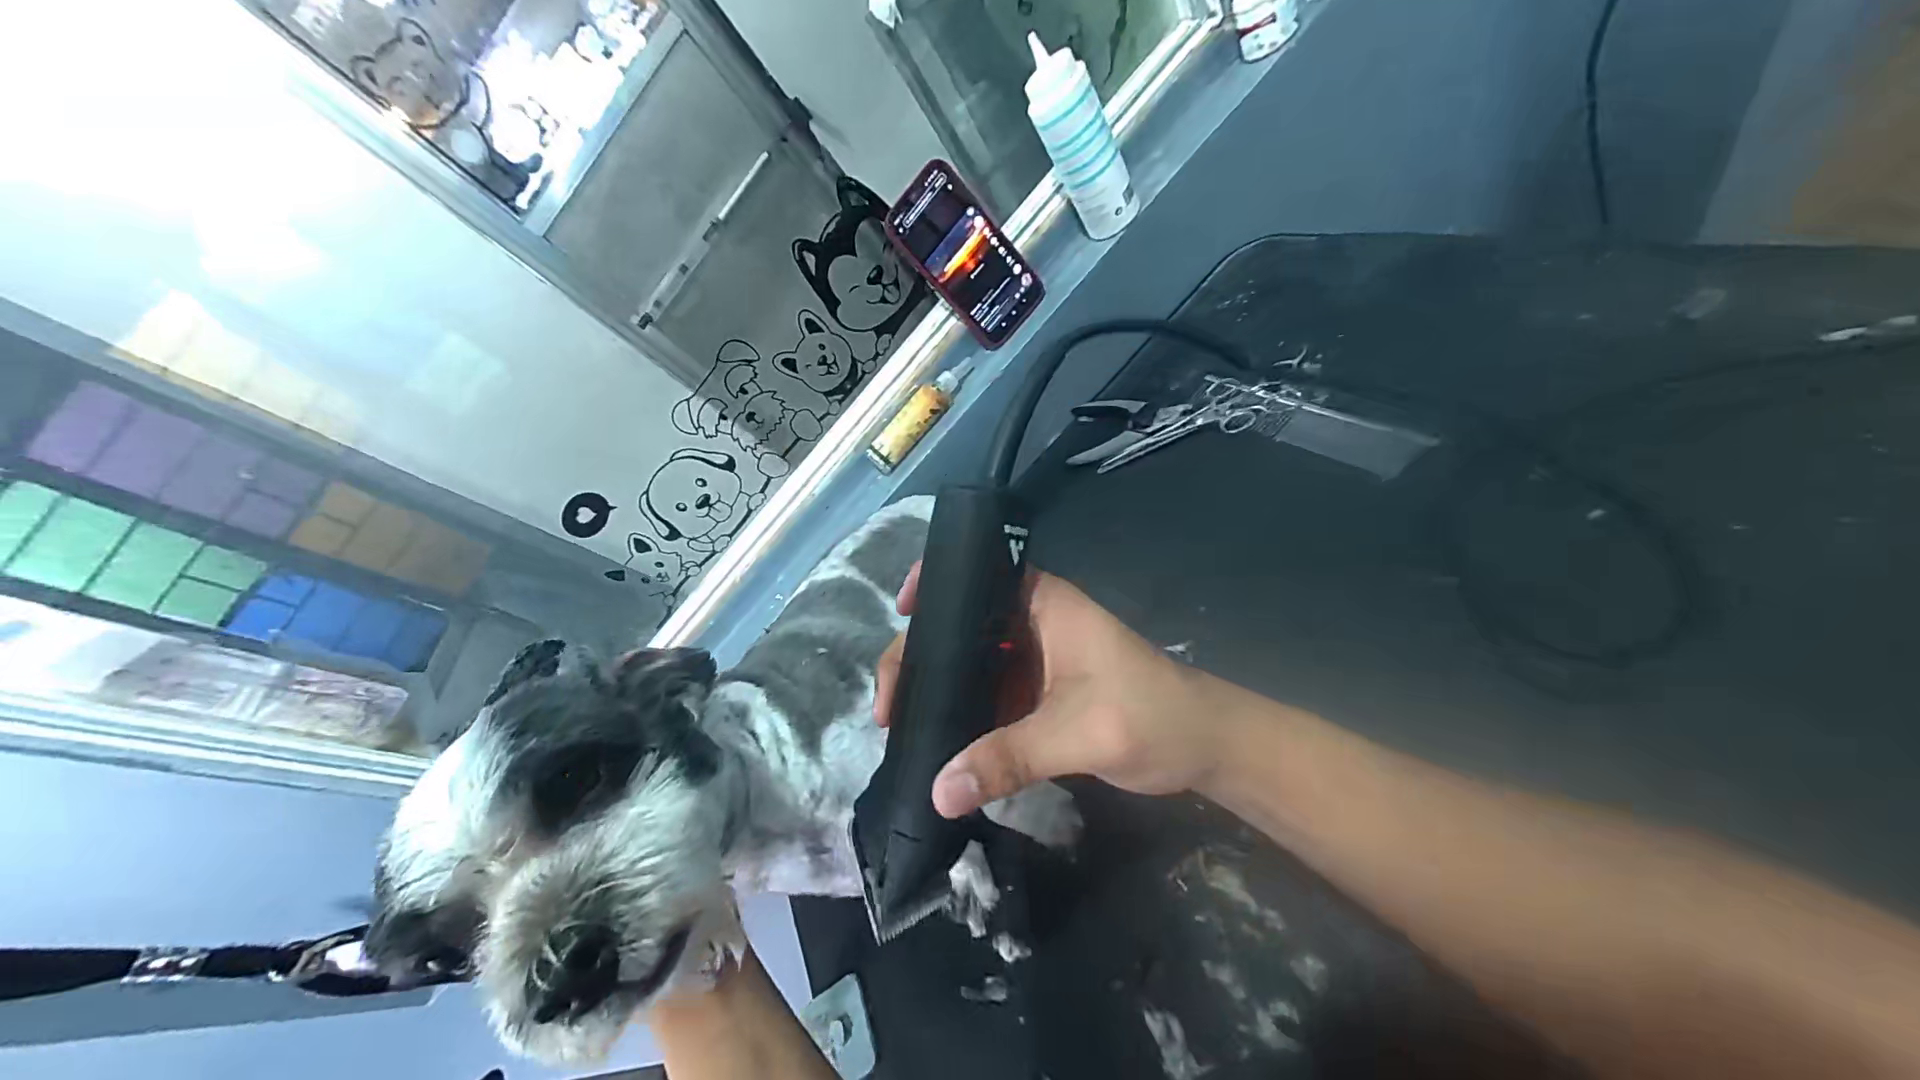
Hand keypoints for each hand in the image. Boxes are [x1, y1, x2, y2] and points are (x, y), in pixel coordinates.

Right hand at [875, 565, 1236, 817]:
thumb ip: (1010, 758)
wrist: (1202, 747)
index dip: (934, 584)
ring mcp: (1027, 660)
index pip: (977, 575)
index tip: (901, 613)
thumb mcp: (1080, 734)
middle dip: (917, 656)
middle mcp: (1027, 623)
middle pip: (958, 625)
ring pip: (965, 664)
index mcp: (1042, 604)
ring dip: (932, 690)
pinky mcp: (1029, 695)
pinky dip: (956, 715)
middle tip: (888, 707)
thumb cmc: (1151, 716)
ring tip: (896, 728)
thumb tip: (938, 792)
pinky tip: (929, 741)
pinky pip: (981, 697)